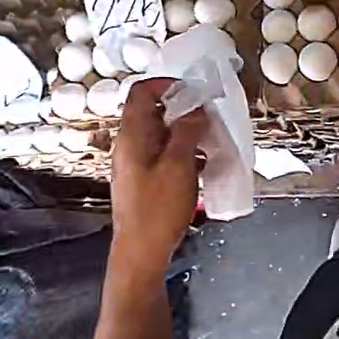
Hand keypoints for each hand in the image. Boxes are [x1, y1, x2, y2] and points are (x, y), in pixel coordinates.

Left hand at [109, 78, 207, 275]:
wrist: (141, 253)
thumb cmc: (158, 208)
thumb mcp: (179, 164)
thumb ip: (187, 131)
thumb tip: (196, 108)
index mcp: (133, 135)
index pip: (142, 92)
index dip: (167, 85)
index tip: (194, 93)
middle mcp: (130, 144)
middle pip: (154, 111)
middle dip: (183, 110)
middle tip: (208, 119)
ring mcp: (135, 163)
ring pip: (162, 133)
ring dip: (185, 132)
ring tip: (208, 142)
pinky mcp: (144, 179)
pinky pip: (164, 153)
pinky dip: (182, 152)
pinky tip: (200, 165)